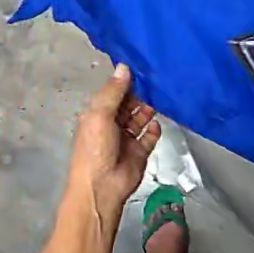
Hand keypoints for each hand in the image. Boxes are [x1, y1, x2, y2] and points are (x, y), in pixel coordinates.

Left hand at [64, 63, 158, 225]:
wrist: (103, 185)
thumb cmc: (95, 148)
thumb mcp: (99, 115)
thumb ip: (113, 92)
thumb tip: (124, 67)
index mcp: (96, 115)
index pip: (113, 94)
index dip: (125, 83)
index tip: (140, 70)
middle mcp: (111, 125)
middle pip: (128, 106)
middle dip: (139, 96)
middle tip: (154, 85)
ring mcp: (126, 139)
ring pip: (140, 120)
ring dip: (147, 111)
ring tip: (157, 103)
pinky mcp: (140, 152)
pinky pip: (149, 137)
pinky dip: (153, 130)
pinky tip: (155, 125)